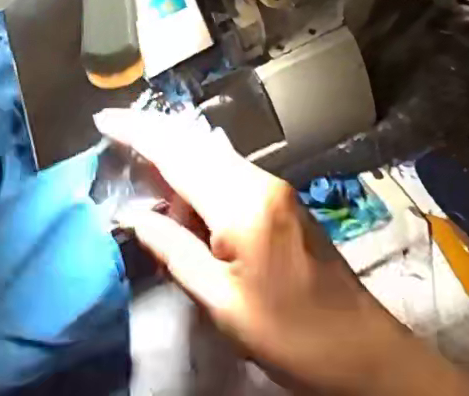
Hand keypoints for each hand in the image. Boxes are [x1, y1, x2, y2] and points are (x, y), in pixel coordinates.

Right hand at [97, 109, 468, 395]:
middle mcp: (258, 181)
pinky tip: (187, 208)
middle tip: (118, 143)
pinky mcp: (280, 199)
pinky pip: (228, 174)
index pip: (178, 155)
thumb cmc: (291, 333)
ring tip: (151, 196)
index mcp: (242, 202)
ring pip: (211, 157)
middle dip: (154, 140)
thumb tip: (139, 219)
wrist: (362, 349)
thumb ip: (177, 253)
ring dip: (176, 165)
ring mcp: (273, 187)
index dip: (138, 134)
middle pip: (195, 145)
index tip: (105, 119)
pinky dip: (199, 181)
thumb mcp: (223, 304)